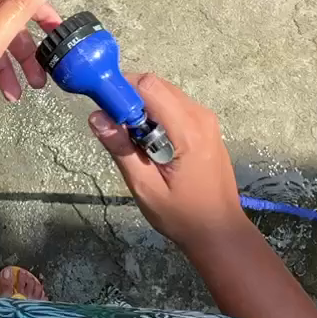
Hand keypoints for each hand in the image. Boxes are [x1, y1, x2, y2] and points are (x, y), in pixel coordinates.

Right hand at [89, 74, 252, 247]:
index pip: (148, 86)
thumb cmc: (183, 215)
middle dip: (129, 99)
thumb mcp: (145, 188)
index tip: (105, 110)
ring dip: (142, 108)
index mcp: (187, 131)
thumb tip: (96, 117)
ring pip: (164, 93)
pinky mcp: (205, 126)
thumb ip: (121, 150)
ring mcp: (205, 119)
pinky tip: (150, 143)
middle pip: (155, 85)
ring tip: (133, 141)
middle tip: (115, 129)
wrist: (220, 231)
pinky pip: (173, 105)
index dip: (121, 90)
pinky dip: (155, 115)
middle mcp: (200, 116)